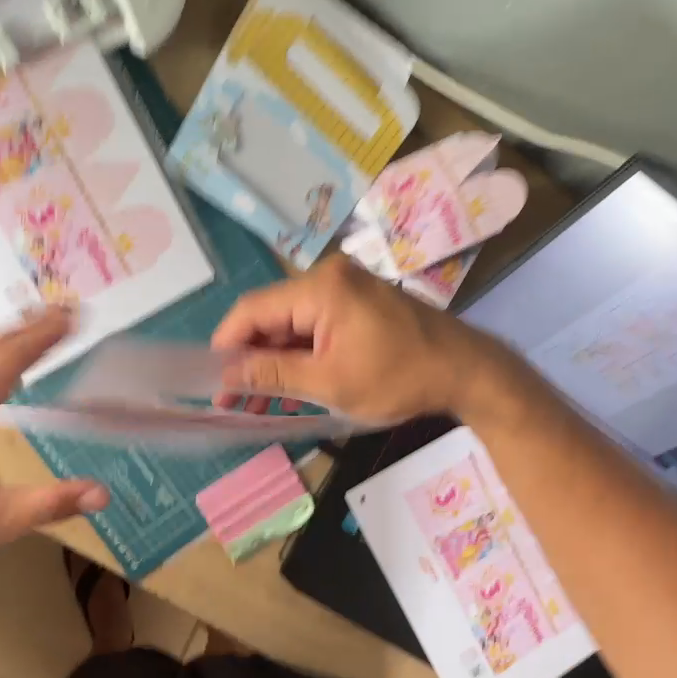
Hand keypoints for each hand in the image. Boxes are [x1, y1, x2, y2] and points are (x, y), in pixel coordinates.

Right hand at [211, 256, 522, 424]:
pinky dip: (299, 353)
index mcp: (320, 288)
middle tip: (231, 399)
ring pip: (290, 323)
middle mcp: (328, 276)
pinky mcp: (357, 301)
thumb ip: (273, 376)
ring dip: (273, 360)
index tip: (211, 380)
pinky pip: (314, 324)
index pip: (252, 309)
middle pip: (270, 314)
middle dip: (249, 358)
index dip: (226, 345)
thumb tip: (227, 376)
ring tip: (254, 401)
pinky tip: (287, 384)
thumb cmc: (398, 378)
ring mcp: (345, 286)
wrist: (465, 371)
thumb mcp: (330, 384)